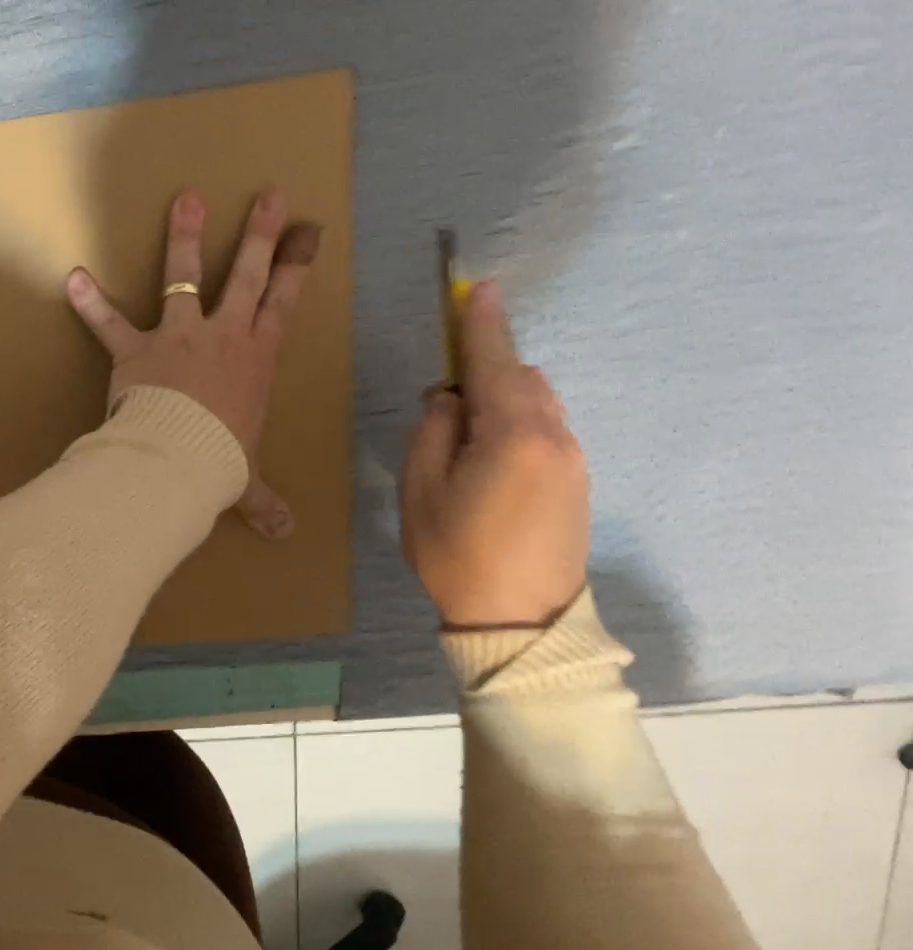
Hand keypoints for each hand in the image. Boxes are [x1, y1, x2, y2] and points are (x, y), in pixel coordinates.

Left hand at [66, 190, 320, 540]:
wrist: (175, 463)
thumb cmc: (217, 465)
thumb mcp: (244, 481)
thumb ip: (262, 501)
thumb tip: (285, 534)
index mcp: (255, 359)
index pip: (283, 303)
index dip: (298, 264)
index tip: (310, 229)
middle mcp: (221, 336)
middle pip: (245, 274)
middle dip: (259, 233)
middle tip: (268, 195)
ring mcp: (176, 337)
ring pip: (182, 277)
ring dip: (183, 238)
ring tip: (187, 198)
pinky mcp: (134, 350)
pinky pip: (107, 322)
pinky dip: (88, 303)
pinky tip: (72, 277)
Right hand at [401, 281, 588, 628]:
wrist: (520, 617)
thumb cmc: (456, 554)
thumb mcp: (420, 491)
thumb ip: (431, 432)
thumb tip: (448, 398)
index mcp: (512, 433)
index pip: (493, 362)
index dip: (480, 324)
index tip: (477, 287)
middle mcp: (553, 435)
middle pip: (520, 379)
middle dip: (485, 372)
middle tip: (442, 404)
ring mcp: (571, 458)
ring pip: (534, 404)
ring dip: (499, 403)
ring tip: (460, 447)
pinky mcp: (575, 480)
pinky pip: (542, 432)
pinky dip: (513, 427)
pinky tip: (486, 466)